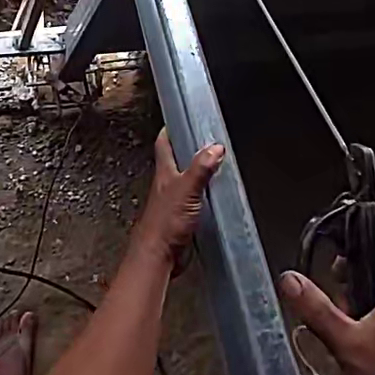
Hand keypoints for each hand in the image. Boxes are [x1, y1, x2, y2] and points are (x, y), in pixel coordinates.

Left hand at [130, 129, 222, 270]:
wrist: (159, 256)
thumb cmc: (165, 223)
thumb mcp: (186, 190)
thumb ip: (200, 168)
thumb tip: (215, 147)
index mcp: (164, 172)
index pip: (164, 142)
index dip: (170, 129)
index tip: (181, 119)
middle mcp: (167, 183)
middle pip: (176, 159)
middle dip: (188, 149)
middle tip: (205, 140)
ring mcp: (173, 200)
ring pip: (185, 179)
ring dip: (198, 172)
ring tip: (216, 164)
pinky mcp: (182, 216)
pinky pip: (194, 199)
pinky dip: (204, 194)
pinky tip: (215, 196)